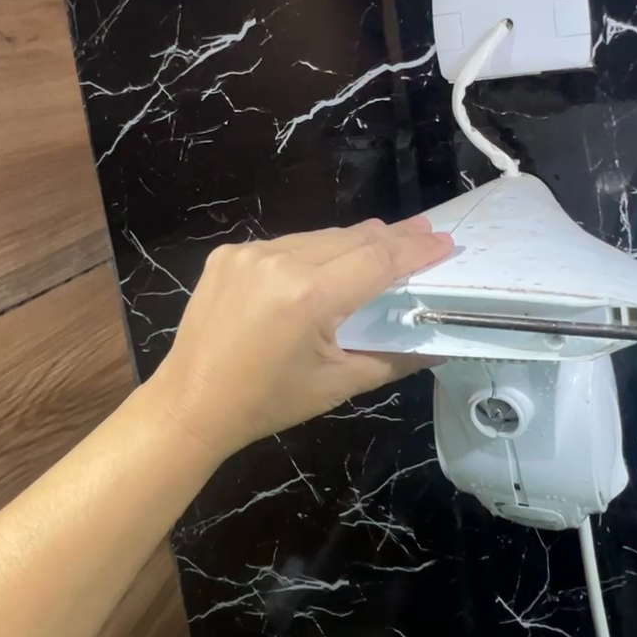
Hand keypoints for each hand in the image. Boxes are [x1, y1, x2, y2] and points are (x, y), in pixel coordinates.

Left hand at [143, 217, 452, 460]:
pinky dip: (311, 251)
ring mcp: (248, 252)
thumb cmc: (268, 402)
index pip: (376, 261)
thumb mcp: (337, 384)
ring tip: (383, 243)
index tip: (444, 241)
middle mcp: (278, 261)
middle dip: (390, 238)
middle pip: (350, 240)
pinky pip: (284, 244)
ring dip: (352, 242)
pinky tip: (325, 262)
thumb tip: (438, 344)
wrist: (191, 403)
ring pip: (317, 238)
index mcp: (309, 296)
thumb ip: (393, 358)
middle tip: (425, 233)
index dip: (414, 250)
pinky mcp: (228, 253)